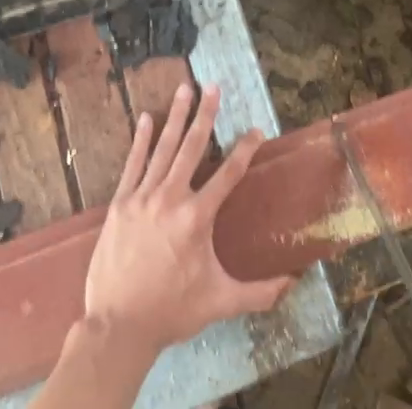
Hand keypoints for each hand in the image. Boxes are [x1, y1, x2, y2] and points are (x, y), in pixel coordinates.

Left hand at [82, 83, 293, 351]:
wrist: (118, 325)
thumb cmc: (172, 312)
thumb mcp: (221, 302)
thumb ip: (259, 293)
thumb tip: (293, 284)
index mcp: (197, 219)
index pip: (228, 174)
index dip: (245, 150)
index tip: (256, 130)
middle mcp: (170, 199)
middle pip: (192, 148)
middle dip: (205, 115)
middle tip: (213, 87)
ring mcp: (142, 199)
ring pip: (163, 149)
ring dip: (176, 117)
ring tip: (184, 89)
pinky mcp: (119, 205)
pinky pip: (133, 165)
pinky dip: (141, 141)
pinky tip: (148, 119)